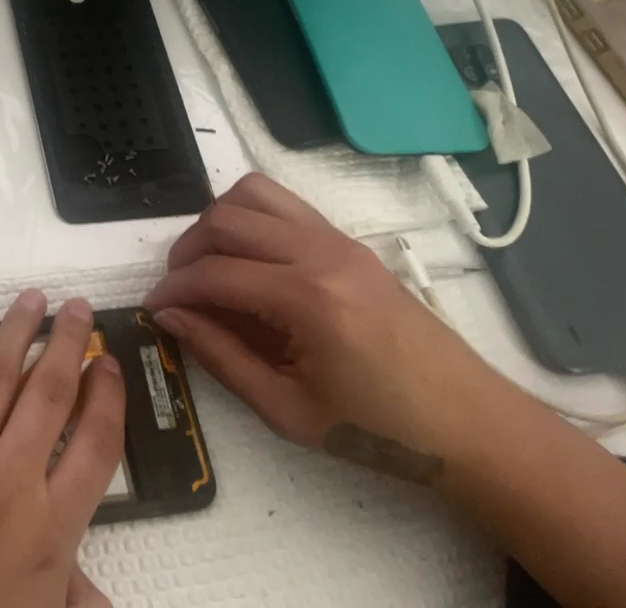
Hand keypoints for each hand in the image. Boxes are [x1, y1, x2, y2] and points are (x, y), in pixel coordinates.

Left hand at [0, 291, 124, 607]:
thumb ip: (71, 595)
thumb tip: (105, 602)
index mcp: (49, 525)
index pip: (95, 445)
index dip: (106, 398)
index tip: (107, 362)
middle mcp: (8, 478)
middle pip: (49, 394)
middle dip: (68, 343)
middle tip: (78, 307)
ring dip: (16, 332)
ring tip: (31, 299)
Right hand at [144, 173, 510, 476]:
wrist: (472, 427)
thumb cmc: (379, 430)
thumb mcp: (286, 409)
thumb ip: (219, 356)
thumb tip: (170, 317)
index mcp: (309, 300)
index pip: (214, 274)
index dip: (172, 290)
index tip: (152, 310)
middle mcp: (321, 254)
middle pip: (225, 220)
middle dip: (186, 251)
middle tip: (177, 290)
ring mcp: (339, 241)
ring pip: (252, 194)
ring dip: (216, 222)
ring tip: (207, 264)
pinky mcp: (350, 243)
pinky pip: (284, 204)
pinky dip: (249, 216)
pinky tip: (246, 259)